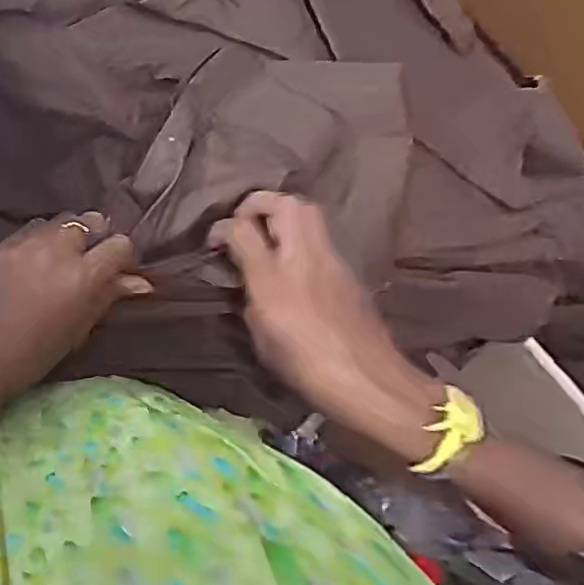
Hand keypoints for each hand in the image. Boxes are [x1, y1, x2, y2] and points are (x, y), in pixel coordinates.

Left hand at [0, 212, 152, 410]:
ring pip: (60, 220)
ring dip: (69, 232)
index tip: (120, 269)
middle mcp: (57, 251)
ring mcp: (26, 245)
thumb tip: (141, 282)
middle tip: (92, 257)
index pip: (119, 245)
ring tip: (65, 255)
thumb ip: (109, 296)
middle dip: (97, 235)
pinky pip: (32, 229)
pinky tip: (38, 258)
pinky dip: (42, 237)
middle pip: (89, 221)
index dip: (124, 256)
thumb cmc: (38, 353)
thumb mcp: (81, 328)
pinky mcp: (3, 245)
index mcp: (83, 276)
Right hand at [209, 191, 441, 460]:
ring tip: (266, 241)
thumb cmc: (304, 367)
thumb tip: (245, 280)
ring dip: (281, 216)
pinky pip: (320, 239)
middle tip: (244, 225)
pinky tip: (292, 268)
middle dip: (258, 203)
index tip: (215, 243)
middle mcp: (303, 258)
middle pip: (283, 202)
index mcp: (272, 277)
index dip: (221, 228)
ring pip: (307, 213)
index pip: (241, 228)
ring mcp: (331, 261)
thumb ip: (248, 297)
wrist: (368, 382)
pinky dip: (300, 240)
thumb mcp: (260, 335)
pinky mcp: (347, 272)